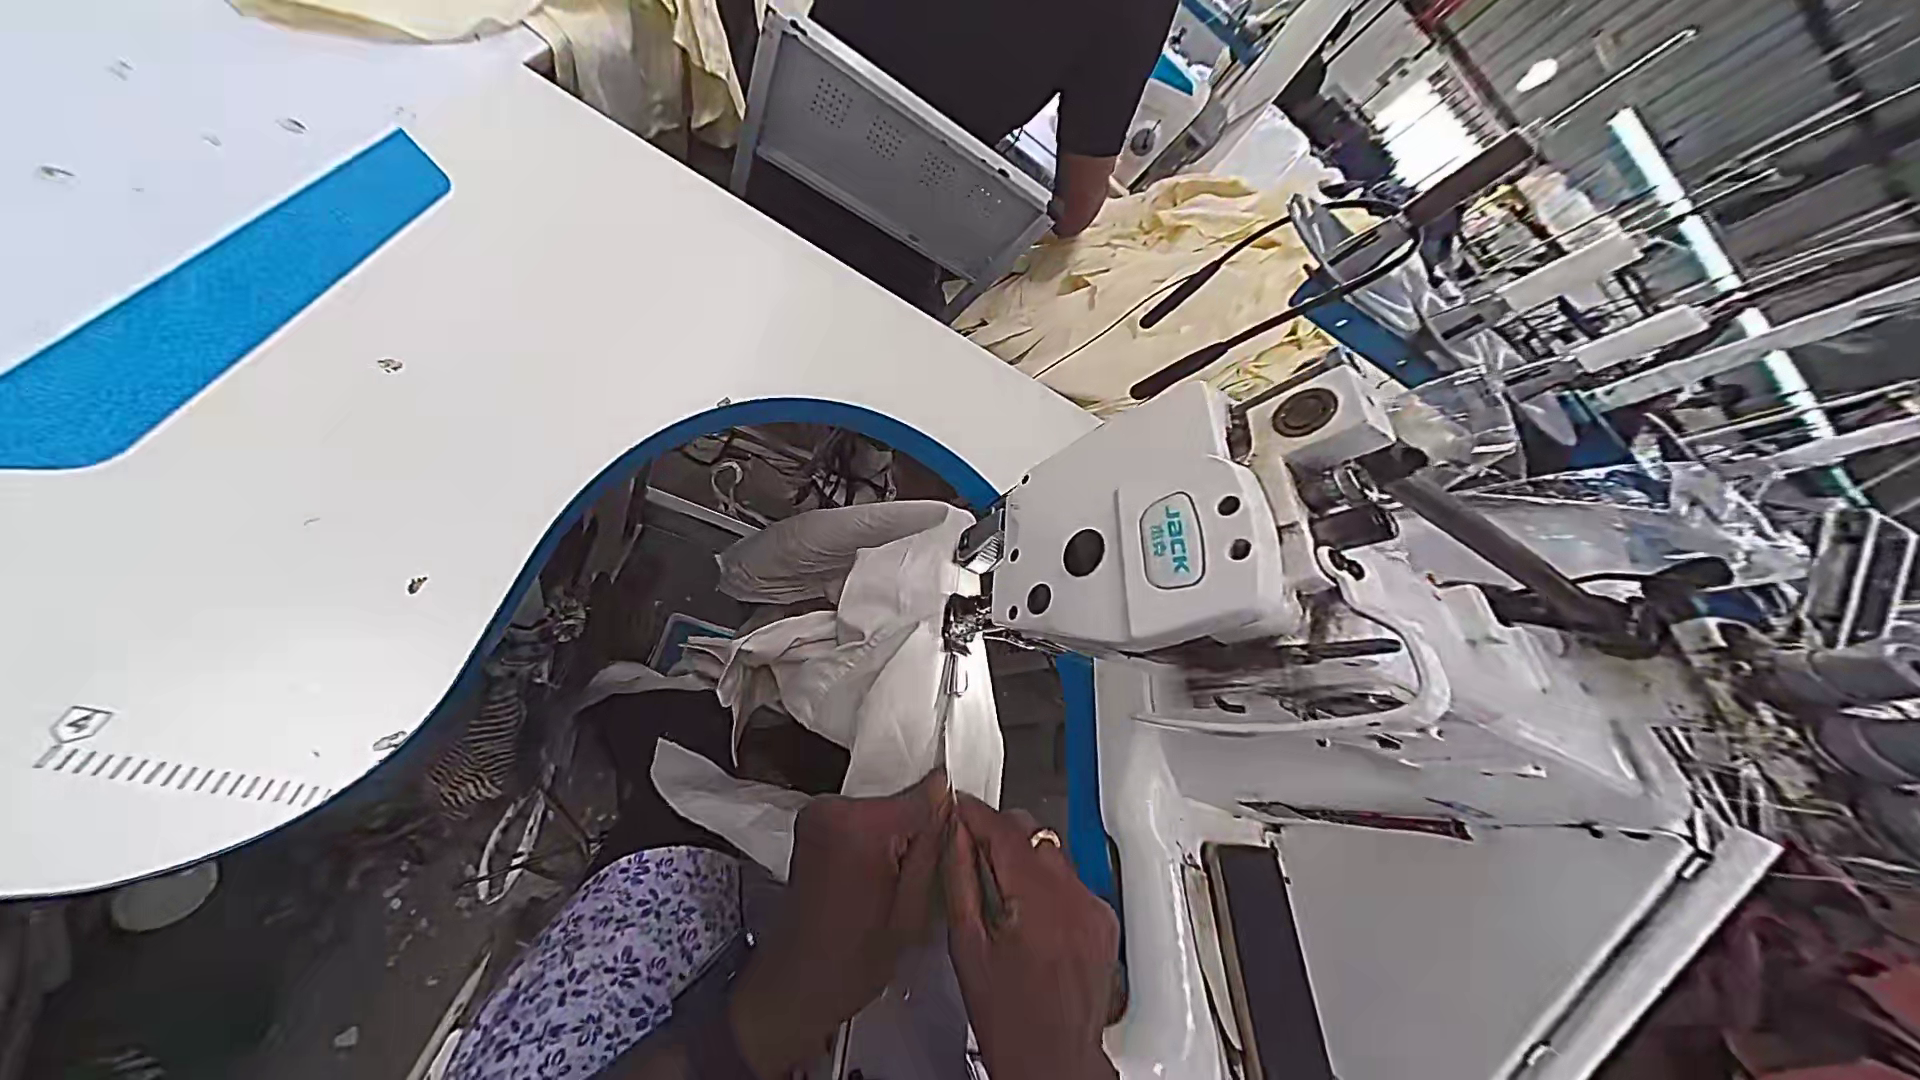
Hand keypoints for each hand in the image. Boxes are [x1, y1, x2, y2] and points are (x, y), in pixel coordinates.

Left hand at [726, 772, 949, 1076]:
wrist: (797, 980)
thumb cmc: (853, 959)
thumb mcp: (912, 908)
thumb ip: (934, 845)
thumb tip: (948, 802)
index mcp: (860, 828)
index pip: (923, 795)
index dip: (943, 813)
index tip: (950, 833)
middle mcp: (833, 808)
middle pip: (899, 800)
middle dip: (914, 827)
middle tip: (912, 871)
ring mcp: (817, 811)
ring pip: (880, 805)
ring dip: (892, 832)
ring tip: (888, 877)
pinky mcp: (812, 818)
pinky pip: (860, 813)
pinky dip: (870, 834)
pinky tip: (869, 871)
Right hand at [945, 795, 1119, 1079]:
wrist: (1055, 1066)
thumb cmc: (1009, 1022)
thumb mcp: (967, 945)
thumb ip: (960, 879)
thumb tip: (956, 835)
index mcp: (1037, 903)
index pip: (1006, 831)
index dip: (978, 813)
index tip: (960, 805)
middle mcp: (1073, 898)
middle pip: (1032, 833)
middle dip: (999, 832)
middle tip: (972, 847)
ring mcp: (1093, 907)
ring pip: (1052, 851)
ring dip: (1024, 856)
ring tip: (1001, 889)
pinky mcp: (1104, 919)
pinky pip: (1071, 878)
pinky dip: (1048, 880)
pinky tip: (1030, 910)